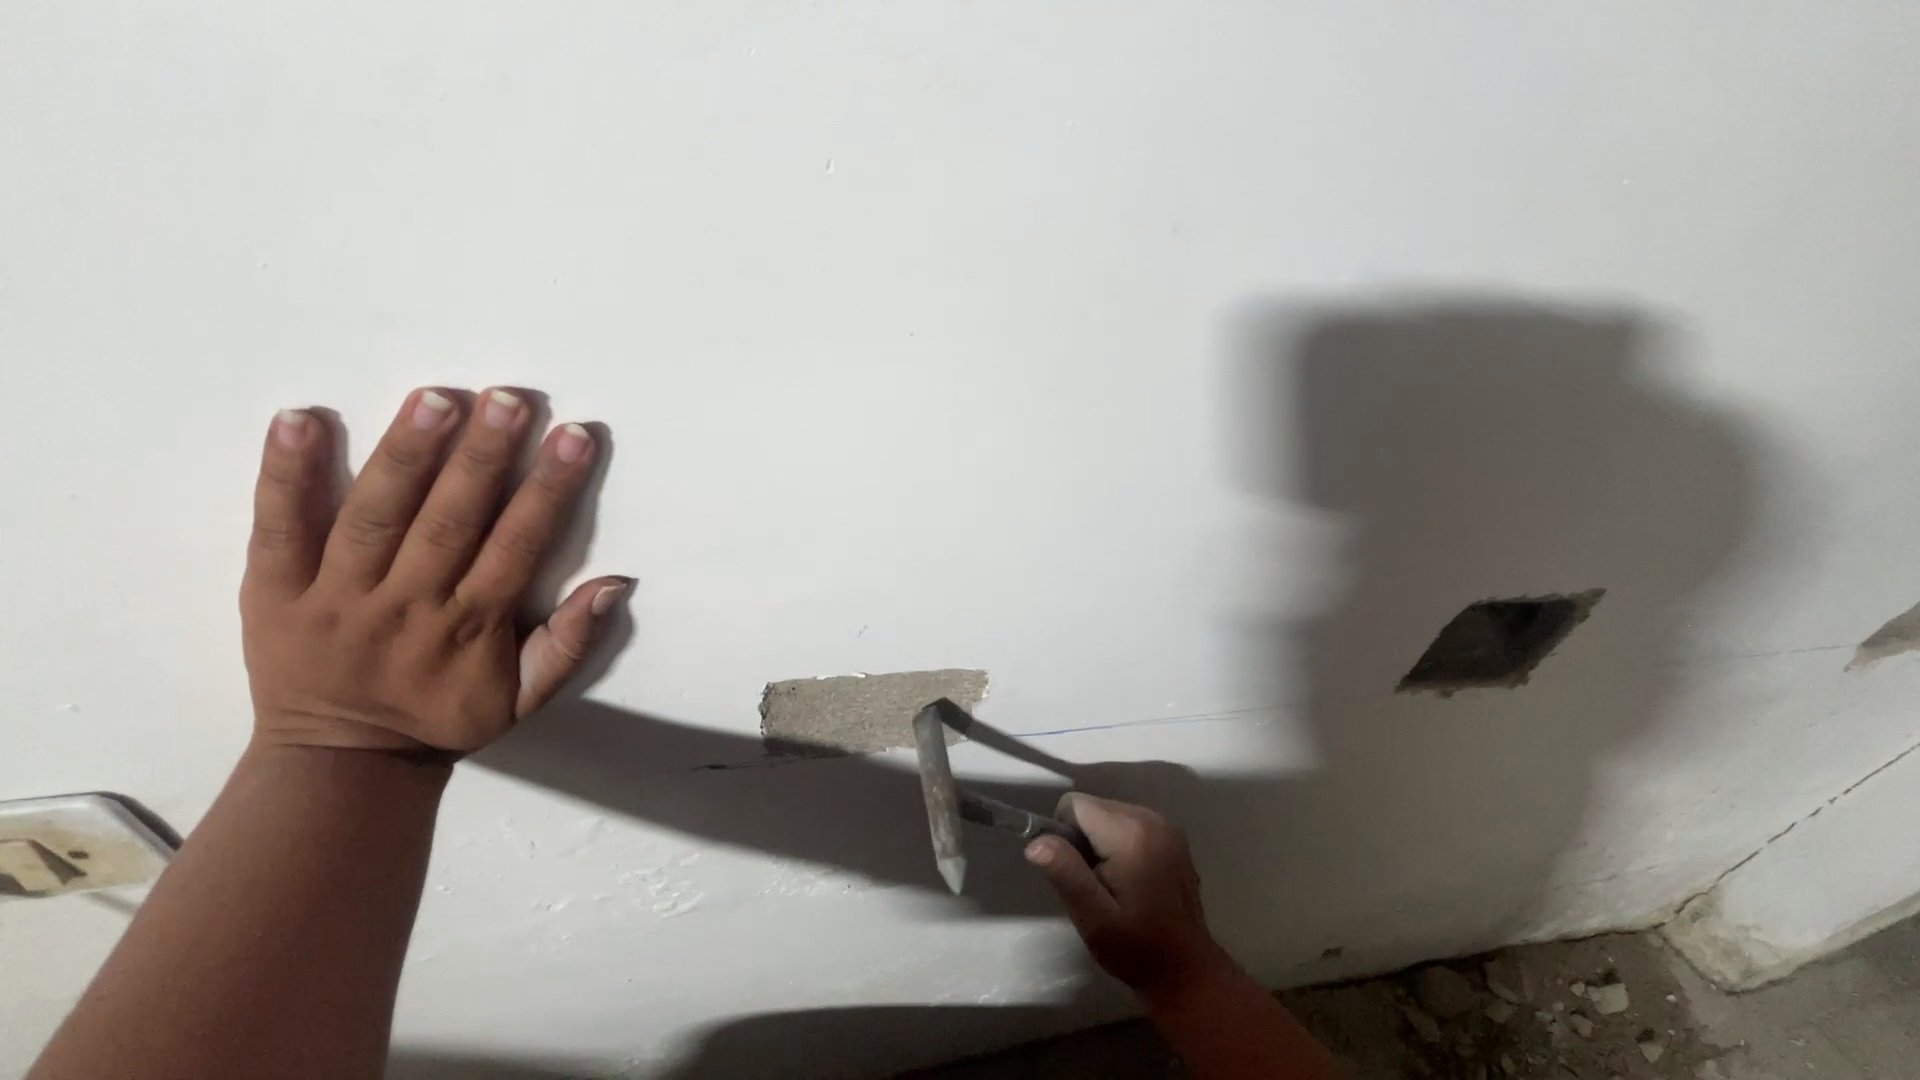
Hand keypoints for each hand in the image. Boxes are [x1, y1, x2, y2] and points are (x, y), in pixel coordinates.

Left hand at [241, 388, 627, 756]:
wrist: (340, 763)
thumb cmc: (444, 720)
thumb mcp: (526, 698)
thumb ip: (571, 643)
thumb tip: (616, 583)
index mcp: (471, 627)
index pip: (518, 544)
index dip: (549, 488)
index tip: (575, 436)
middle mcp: (407, 604)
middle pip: (450, 519)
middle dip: (483, 455)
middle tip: (510, 397)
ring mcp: (336, 595)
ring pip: (375, 514)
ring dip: (406, 452)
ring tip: (437, 397)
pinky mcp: (273, 591)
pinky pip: (277, 528)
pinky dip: (285, 474)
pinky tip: (301, 419)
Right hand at [1025, 793, 1235, 1004]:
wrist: (1186, 971)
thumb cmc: (1136, 948)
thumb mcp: (1094, 918)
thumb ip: (1066, 874)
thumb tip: (1036, 842)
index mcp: (1130, 834)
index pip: (1074, 806)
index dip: (1064, 836)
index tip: (1077, 874)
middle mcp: (1151, 818)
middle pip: (1093, 807)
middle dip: (1083, 839)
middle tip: (1095, 884)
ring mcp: (1166, 826)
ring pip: (1109, 813)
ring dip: (1101, 841)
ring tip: (1113, 884)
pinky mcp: (1172, 836)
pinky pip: (1129, 823)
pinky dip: (1120, 842)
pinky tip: (1131, 879)